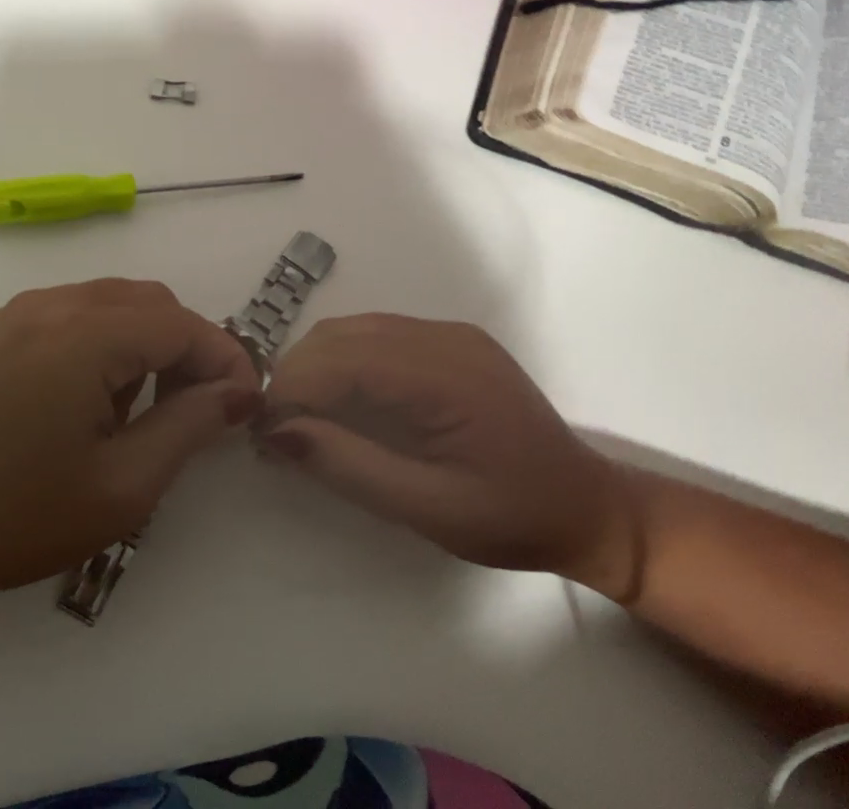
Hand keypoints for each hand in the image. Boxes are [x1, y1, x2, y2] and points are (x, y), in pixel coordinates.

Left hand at [0, 279, 263, 617]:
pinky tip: (96, 402)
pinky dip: (105, 343)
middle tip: (203, 409)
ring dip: (145, 344)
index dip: (224, 358)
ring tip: (145, 414)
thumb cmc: (22, 517)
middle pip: (147, 303)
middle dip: (188, 347)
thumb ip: (190, 425)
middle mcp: (48, 307)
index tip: (244, 405)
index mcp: (81, 337)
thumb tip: (240, 392)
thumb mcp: (124, 484)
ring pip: (110, 304)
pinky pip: (72, 317)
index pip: (179, 324)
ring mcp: (15, 316)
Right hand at [257, 315, 639, 598]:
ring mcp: (449, 335)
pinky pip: (373, 338)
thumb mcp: (426, 507)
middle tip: (279, 436)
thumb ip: (348, 465)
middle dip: (295, 379)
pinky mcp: (449, 344)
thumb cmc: (510, 518)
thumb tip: (275, 432)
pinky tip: (341, 408)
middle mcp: (445, 339)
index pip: (340, 360)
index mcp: (446, 377)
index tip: (262, 437)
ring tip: (303, 424)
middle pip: (338, 336)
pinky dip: (341, 366)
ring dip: (314, 370)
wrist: (586, 508)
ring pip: (350, 331)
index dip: (290, 391)